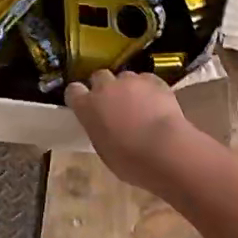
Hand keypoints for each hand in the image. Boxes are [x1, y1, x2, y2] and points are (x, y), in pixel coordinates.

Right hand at [65, 70, 201, 194]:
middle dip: (104, 87)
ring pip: (125, 77)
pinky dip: (149, 89)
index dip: (79, 97)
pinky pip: (147, 80)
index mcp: (87, 107)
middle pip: (99, 77)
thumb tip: (105, 126)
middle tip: (114, 103)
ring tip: (139, 105)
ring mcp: (131, 81)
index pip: (73, 91)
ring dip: (128, 88)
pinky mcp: (154, 80)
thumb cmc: (129, 161)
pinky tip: (156, 103)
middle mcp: (105, 87)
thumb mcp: (103, 148)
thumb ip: (99, 129)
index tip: (85, 105)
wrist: (163, 149)